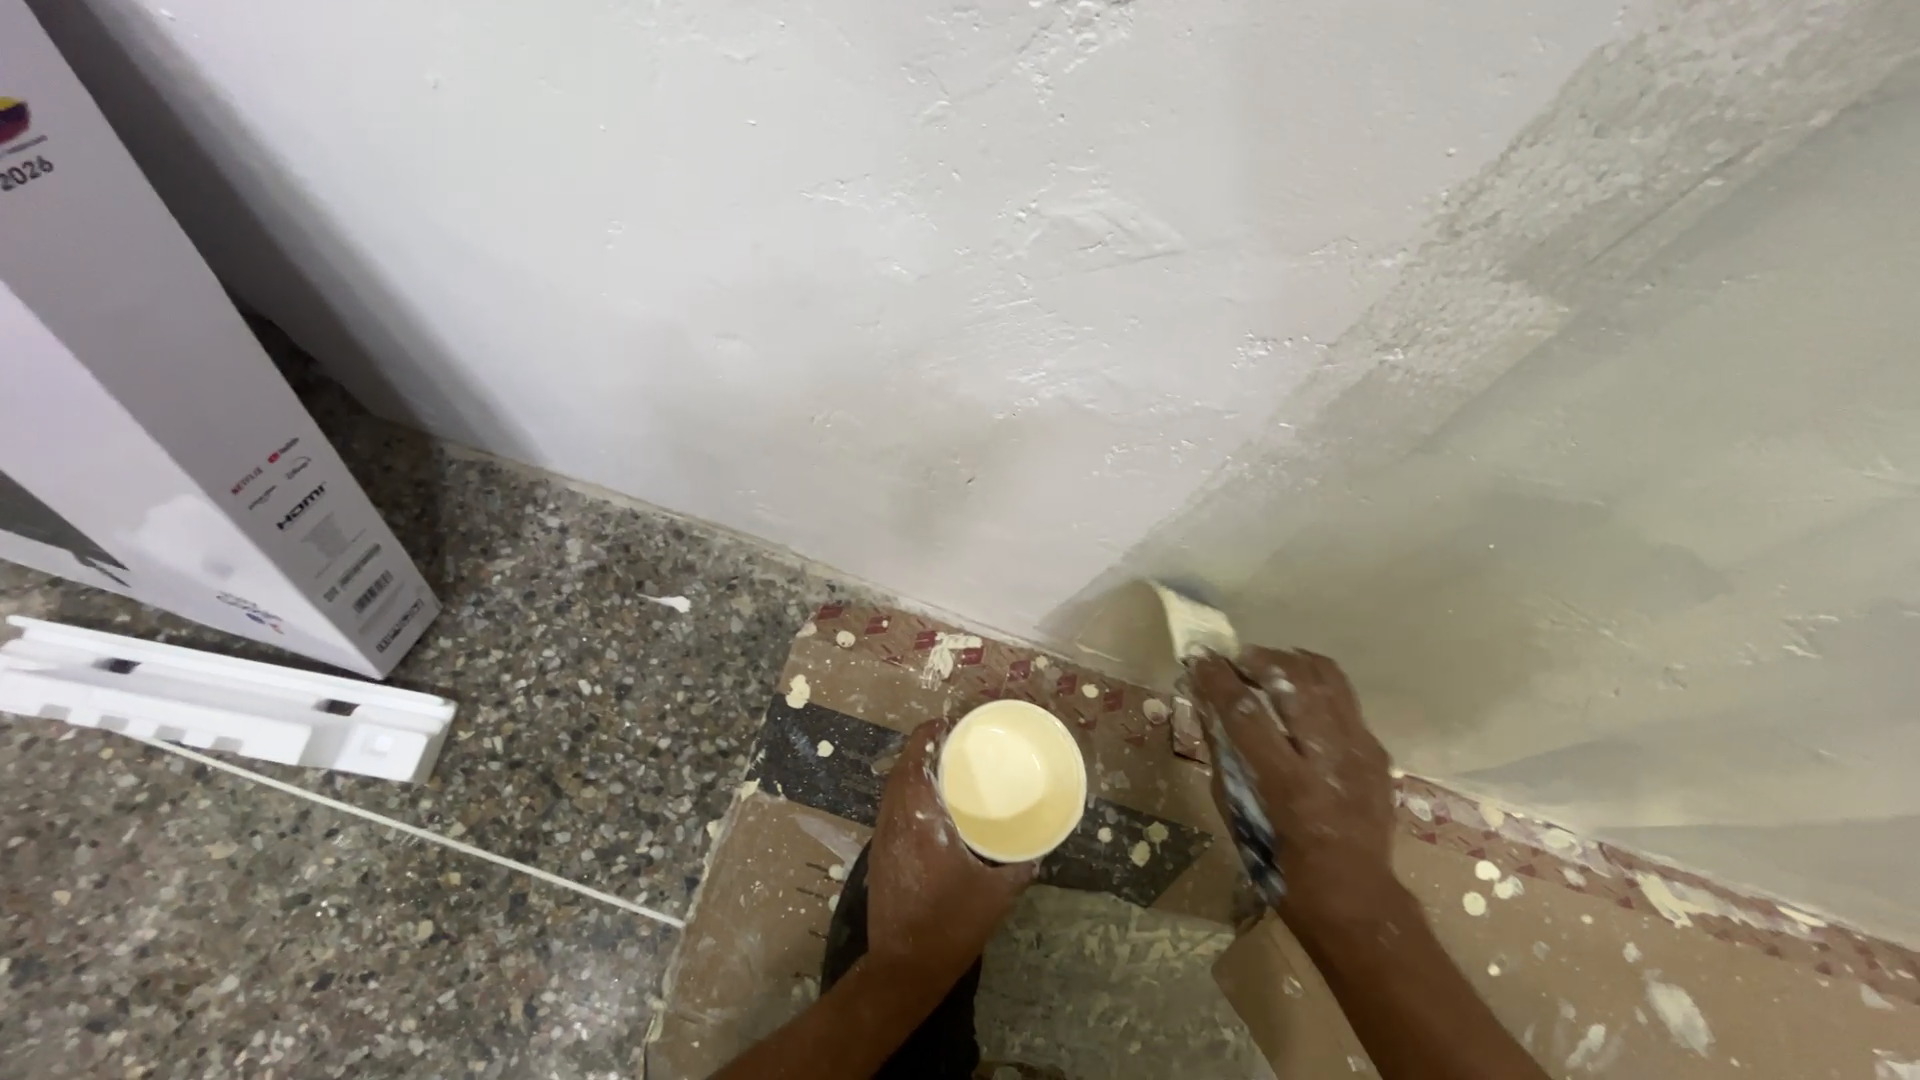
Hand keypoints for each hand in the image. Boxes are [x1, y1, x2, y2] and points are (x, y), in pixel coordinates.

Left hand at [866, 718, 1036, 984]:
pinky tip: (932, 809)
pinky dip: (909, 797)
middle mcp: (895, 821)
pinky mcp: (880, 857)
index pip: (914, 759)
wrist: (903, 968)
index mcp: (919, 818)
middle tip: (953, 744)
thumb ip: (1018, 867)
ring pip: (893, 792)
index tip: (948, 723)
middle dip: (923, 750)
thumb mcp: (995, 894)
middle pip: (902, 770)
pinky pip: (893, 812)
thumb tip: (1037, 851)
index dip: (927, 735)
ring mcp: (883, 839)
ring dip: (914, 774)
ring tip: (944, 769)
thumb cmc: (950, 925)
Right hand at [1191, 648, 1399, 932]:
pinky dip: (1317, 687)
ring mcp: (1360, 754)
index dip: (1218, 680)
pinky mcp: (1377, 753)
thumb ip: (1225, 758)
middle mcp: (1329, 762)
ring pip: (1328, 680)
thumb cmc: (1282, 866)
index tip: (1199, 659)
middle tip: (1236, 659)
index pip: (1246, 714)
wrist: (1356, 899)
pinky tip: (1299, 693)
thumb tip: (1207, 708)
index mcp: (1288, 785)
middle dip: (1258, 660)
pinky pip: (1345, 701)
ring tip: (1267, 664)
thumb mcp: (1239, 816)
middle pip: (1294, 684)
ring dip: (1291, 663)